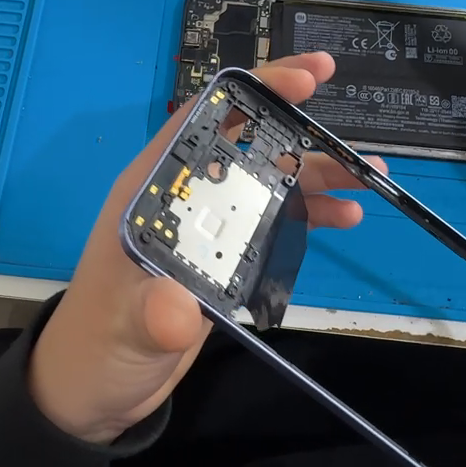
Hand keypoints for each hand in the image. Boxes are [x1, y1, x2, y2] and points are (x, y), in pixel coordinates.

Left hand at [28, 52, 381, 443]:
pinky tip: (345, 216)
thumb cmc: (99, 344)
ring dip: (317, 172)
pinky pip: (275, 219)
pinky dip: (311, 213)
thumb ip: (154, 315)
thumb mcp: (125, 327)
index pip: (208, 116)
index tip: (305, 78)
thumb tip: (181, 305)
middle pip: (248, 141)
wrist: (95, 388)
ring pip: (270, 179)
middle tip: (347, 116)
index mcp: (157, 184)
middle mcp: (187, 192)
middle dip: (299, 124)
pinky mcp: (226, 253)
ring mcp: (209, 221)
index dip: (256, 88)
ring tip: (370, 173)